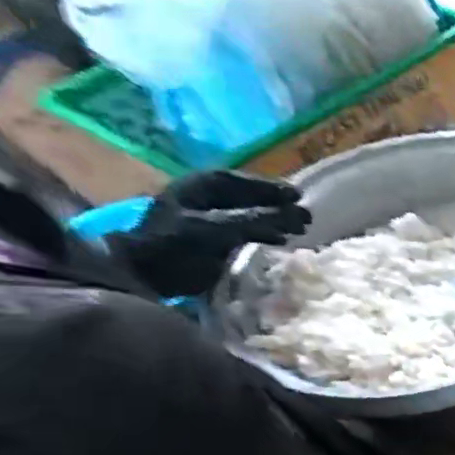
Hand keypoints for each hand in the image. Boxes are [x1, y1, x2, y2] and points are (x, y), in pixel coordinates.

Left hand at [111, 170, 310, 296]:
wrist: (148, 274)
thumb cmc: (176, 246)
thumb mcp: (214, 229)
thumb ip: (254, 221)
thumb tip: (296, 215)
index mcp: (197, 187)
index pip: (238, 180)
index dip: (269, 187)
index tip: (298, 196)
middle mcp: (205, 198)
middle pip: (248, 197)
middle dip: (277, 205)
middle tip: (306, 216)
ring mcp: (210, 219)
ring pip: (251, 214)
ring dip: (276, 221)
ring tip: (300, 229)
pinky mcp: (217, 239)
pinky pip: (250, 230)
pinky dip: (268, 234)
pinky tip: (282, 241)